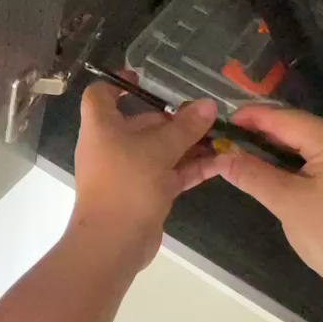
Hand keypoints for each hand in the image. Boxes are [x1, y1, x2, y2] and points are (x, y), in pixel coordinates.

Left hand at [69, 83, 218, 264]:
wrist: (113, 241)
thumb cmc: (126, 183)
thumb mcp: (159, 149)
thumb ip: (185, 127)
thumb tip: (207, 104)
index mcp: (101, 126)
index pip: (100, 95)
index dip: (119, 84)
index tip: (145, 79)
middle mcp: (110, 145)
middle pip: (139, 122)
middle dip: (172, 117)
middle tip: (204, 113)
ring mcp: (126, 170)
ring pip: (158, 149)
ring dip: (186, 143)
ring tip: (221, 135)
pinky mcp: (143, 193)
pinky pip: (167, 172)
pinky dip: (189, 166)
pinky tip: (220, 162)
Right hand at [211, 105, 322, 303]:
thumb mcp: (286, 202)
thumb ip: (251, 174)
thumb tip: (220, 157)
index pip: (288, 119)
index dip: (254, 116)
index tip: (225, 120)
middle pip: (304, 128)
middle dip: (267, 132)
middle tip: (233, 138)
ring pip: (316, 144)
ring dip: (284, 148)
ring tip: (251, 153)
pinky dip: (303, 161)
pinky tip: (284, 170)